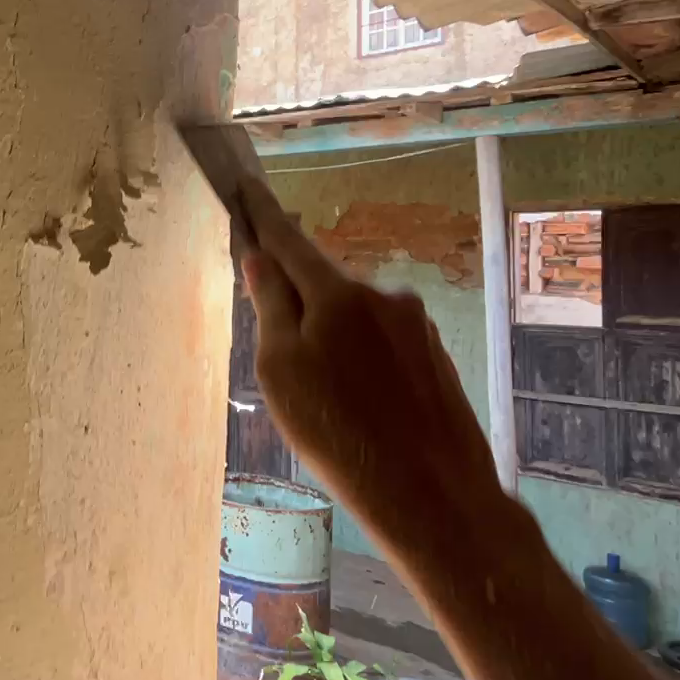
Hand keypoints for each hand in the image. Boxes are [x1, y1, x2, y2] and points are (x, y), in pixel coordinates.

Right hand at [237, 179, 499, 538]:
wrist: (430, 493)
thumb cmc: (334, 429)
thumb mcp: (280, 368)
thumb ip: (270, 306)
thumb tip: (259, 258)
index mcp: (337, 294)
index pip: (288, 241)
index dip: (263, 215)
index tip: (246, 185)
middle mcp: (381, 296)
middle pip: (320, 280)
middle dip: (293, 293)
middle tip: (273, 343)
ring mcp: (413, 325)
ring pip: (350, 313)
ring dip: (326, 330)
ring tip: (316, 389)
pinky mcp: (433, 355)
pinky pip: (377, 338)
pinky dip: (355, 352)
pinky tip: (352, 398)